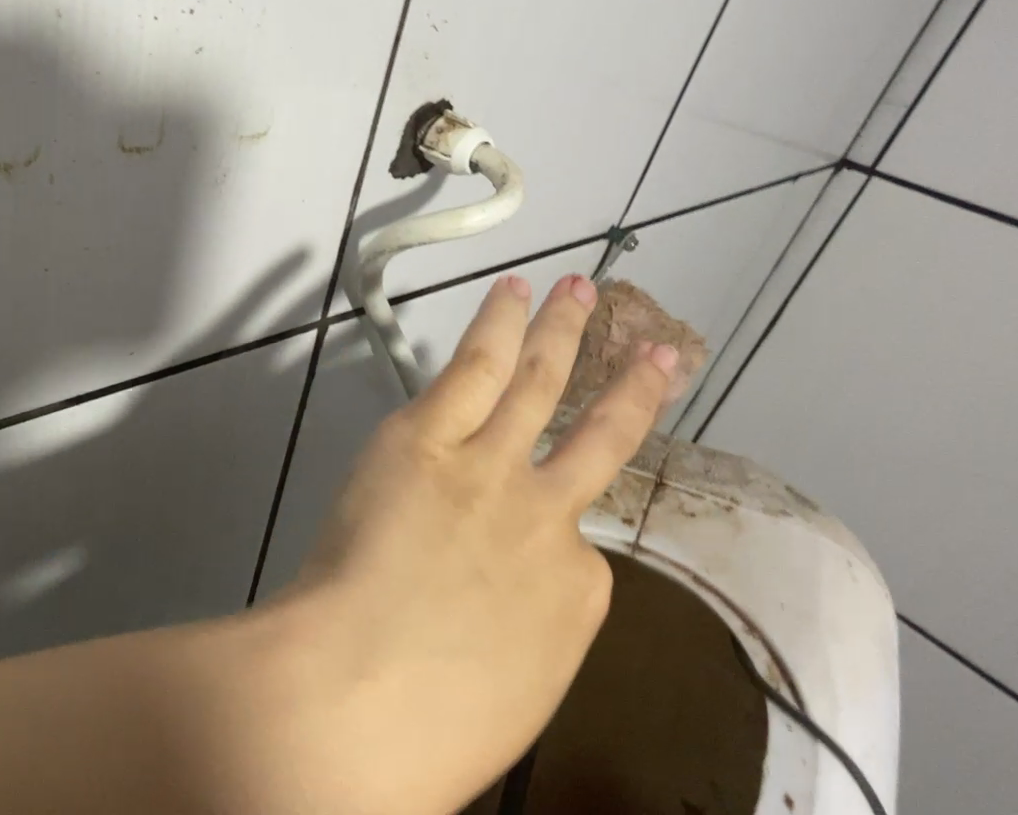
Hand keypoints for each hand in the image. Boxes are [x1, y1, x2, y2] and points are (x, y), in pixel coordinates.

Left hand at [271, 273, 677, 814]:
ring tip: (580, 289)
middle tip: (656, 349)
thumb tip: (489, 623)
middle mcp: (547, 519)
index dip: (548, 537)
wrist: (361, 694)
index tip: (525, 532)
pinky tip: (509, 294)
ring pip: (538, 386)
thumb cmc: (425, 729)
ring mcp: (491, 470)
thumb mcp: (504, 700)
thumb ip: (513, 643)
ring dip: (560, 333)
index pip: (573, 548)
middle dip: (630, 389)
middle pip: (598, 441)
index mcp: (577, 598)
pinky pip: (474, 369)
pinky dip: (495, 327)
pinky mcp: (427, 437)